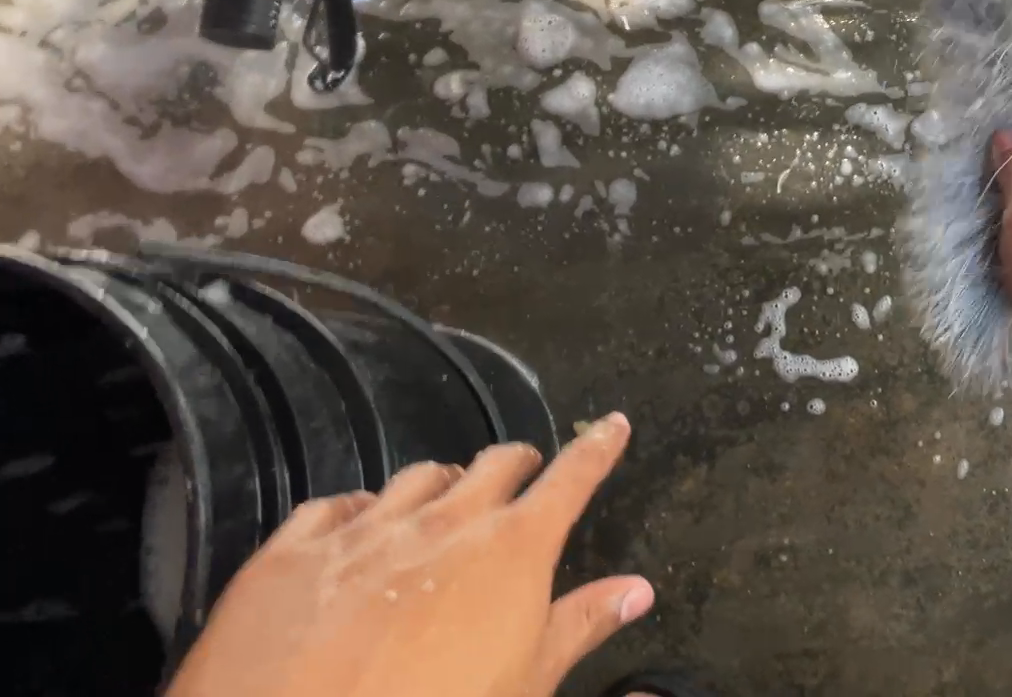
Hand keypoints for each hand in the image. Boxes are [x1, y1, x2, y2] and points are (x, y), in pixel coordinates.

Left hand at [166, 412, 650, 696]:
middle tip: (521, 483)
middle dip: (519, 465)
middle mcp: (448, 520)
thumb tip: (641, 588)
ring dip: (445, 487)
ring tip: (440, 512)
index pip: (573, 476)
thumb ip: (583, 624)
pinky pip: (334, 504)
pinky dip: (359, 511)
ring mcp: (365, 531)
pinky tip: (355, 536)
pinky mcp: (287, 555)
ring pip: (422, 476)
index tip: (615, 423)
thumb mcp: (525, 684)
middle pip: (499, 461)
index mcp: (513, 547)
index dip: (600, 446)